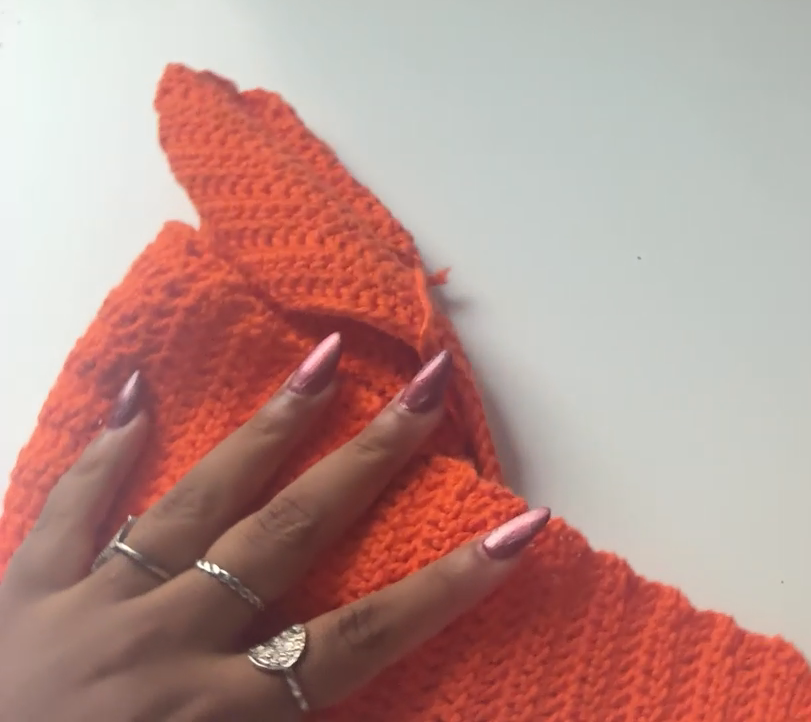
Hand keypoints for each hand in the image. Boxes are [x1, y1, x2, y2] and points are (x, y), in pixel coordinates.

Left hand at [0, 336, 549, 720]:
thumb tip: (401, 712)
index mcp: (209, 719)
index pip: (364, 638)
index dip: (453, 583)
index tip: (526, 527)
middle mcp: (158, 650)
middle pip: (291, 532)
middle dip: (373, 454)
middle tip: (428, 382)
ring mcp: (75, 619)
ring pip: (195, 503)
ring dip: (270, 426)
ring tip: (323, 357)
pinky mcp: (5, 608)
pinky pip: (59, 521)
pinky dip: (102, 456)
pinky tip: (137, 391)